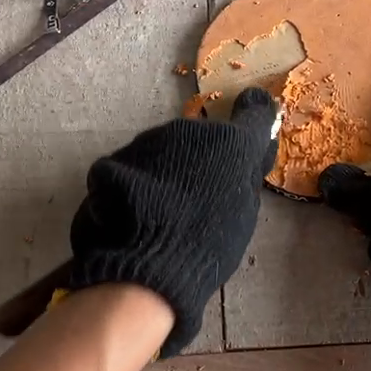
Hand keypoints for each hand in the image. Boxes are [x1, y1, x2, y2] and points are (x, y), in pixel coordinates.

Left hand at [68, 87, 278, 356]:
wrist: (147, 262)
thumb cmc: (209, 244)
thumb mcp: (243, 212)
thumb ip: (244, 175)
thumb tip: (248, 155)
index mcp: (232, 144)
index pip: (254, 115)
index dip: (255, 111)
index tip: (254, 107)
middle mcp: (191, 130)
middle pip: (199, 139)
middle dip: (198, 159)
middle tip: (194, 197)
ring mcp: (149, 141)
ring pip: (164, 150)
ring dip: (165, 171)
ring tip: (160, 210)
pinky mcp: (116, 157)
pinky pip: (133, 167)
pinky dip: (136, 183)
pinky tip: (134, 213)